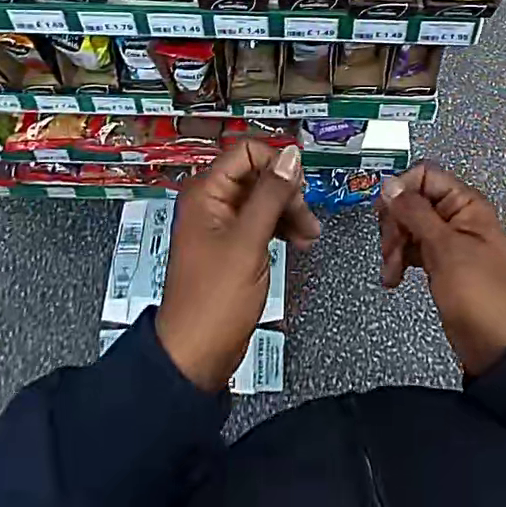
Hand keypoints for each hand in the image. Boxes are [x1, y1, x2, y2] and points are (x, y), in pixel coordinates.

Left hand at [157, 140, 321, 390]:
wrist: (197, 354)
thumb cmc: (212, 301)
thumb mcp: (249, 240)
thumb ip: (272, 194)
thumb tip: (290, 156)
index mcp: (206, 192)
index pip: (246, 152)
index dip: (276, 163)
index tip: (298, 183)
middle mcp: (212, 201)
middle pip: (259, 174)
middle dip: (287, 192)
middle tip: (304, 214)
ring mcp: (223, 222)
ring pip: (265, 197)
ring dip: (290, 211)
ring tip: (308, 233)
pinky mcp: (233, 242)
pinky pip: (263, 220)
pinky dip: (282, 226)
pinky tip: (300, 240)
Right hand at [378, 162, 505, 376]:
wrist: (498, 346)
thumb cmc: (477, 292)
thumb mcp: (445, 248)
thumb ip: (415, 212)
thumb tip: (389, 184)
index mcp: (465, 204)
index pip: (425, 175)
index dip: (402, 190)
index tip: (385, 213)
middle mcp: (457, 216)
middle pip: (413, 201)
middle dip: (395, 223)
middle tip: (388, 250)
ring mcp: (448, 240)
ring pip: (409, 225)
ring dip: (394, 245)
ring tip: (390, 273)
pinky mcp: (441, 262)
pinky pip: (413, 248)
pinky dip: (400, 260)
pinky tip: (393, 279)